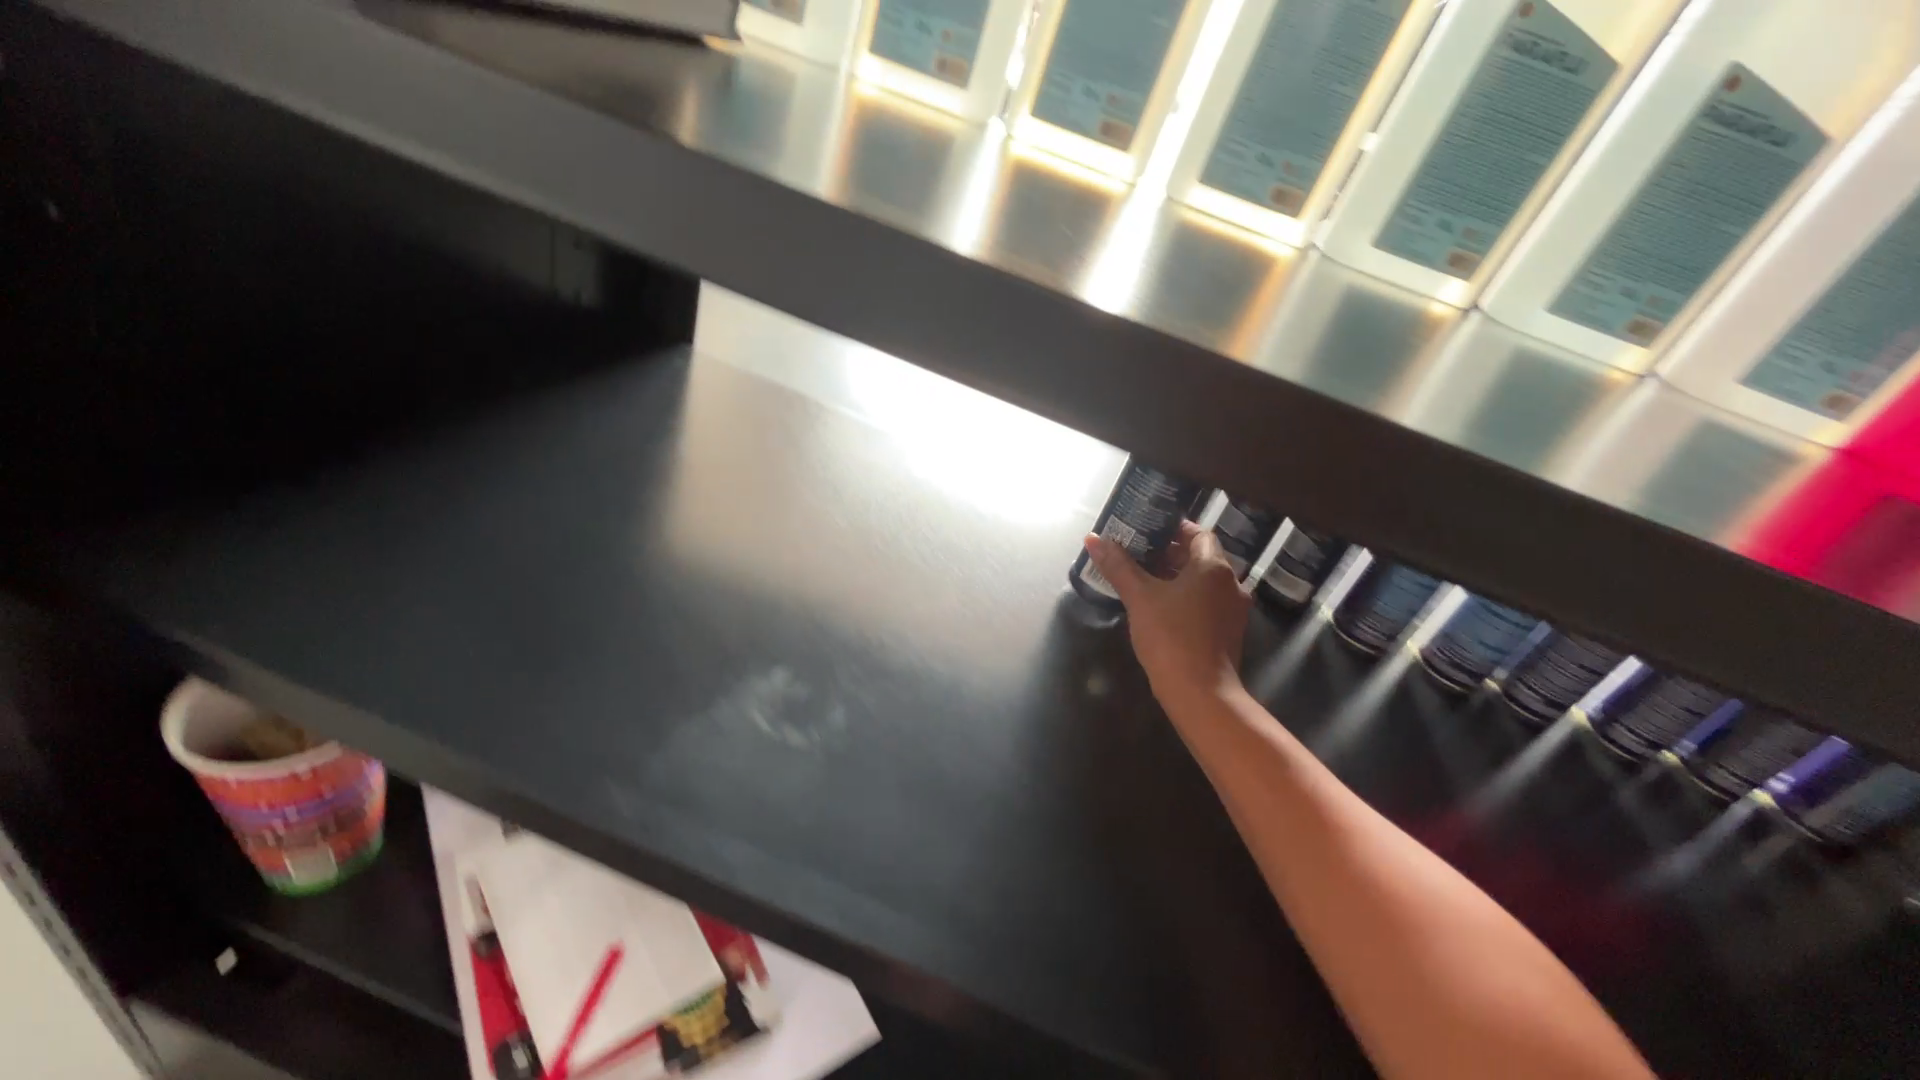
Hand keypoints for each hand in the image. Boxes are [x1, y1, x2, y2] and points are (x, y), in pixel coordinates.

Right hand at [1084, 520, 1251, 713]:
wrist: (1201, 693)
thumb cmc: (1171, 637)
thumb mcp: (1139, 598)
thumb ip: (1118, 566)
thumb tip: (1093, 538)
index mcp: (1214, 567)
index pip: (1199, 533)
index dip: (1174, 529)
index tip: (1149, 531)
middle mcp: (1231, 584)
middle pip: (1201, 558)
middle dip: (1171, 555)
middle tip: (1139, 555)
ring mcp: (1234, 611)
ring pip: (1205, 584)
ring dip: (1178, 579)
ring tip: (1145, 581)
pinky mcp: (1229, 634)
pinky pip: (1207, 605)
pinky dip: (1188, 600)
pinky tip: (1162, 610)